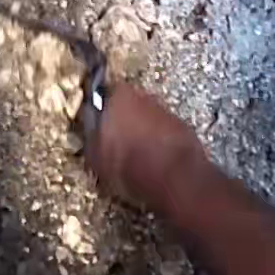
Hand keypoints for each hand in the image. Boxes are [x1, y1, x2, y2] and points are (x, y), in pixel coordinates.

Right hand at [80, 81, 206, 205]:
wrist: (176, 179)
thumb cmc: (128, 165)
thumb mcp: (96, 158)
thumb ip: (91, 138)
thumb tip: (90, 133)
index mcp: (117, 95)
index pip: (102, 94)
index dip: (99, 111)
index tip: (97, 127)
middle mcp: (142, 95)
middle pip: (127, 104)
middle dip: (122, 119)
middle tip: (116, 143)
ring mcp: (165, 110)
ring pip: (147, 117)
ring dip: (142, 131)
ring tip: (136, 157)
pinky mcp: (184, 127)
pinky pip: (165, 132)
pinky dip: (160, 143)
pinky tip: (155, 163)